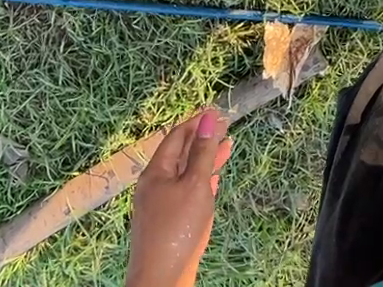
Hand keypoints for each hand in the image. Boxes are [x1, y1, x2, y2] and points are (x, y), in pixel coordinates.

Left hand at [125, 108, 233, 286]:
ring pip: (184, 175)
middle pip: (180, 155)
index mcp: (155, 173)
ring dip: (205, 161)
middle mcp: (154, 186)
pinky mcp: (168, 224)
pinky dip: (201, 182)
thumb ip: (202, 152)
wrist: (162, 282)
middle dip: (202, 140)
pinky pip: (185, 194)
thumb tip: (208, 118)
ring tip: (228, 149)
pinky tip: (214, 180)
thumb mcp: (194, 184)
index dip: (196, 123)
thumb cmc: (178, 228)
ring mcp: (160, 206)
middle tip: (226, 127)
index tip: (217, 112)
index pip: (176, 137)